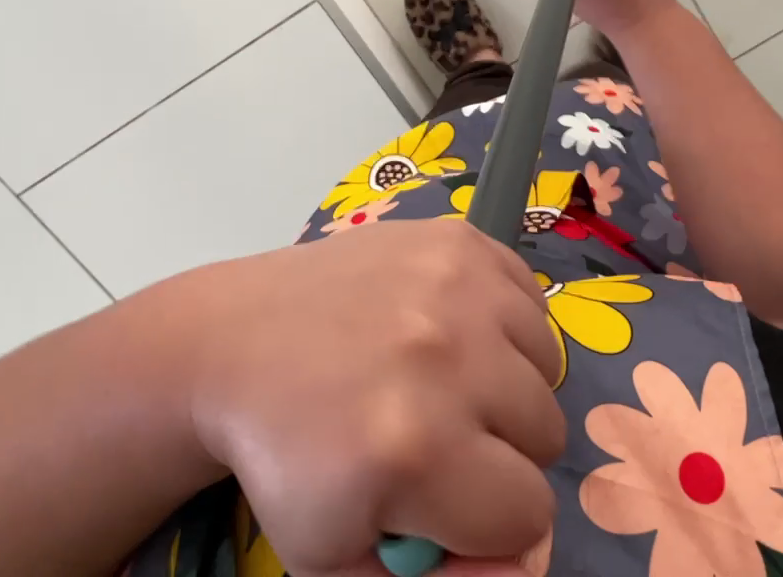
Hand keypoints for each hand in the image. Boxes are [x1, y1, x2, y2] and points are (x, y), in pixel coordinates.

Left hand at [185, 220, 563, 576]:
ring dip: (508, 381)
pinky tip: (449, 326)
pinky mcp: (457, 238)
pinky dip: (505, 322)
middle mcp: (448, 356)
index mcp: (416, 450)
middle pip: (546, 433)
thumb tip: (526, 563)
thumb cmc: (284, 456)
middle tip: (440, 431)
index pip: (528, 514)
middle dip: (502, 449)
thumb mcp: (338, 556)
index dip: (490, 521)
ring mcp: (458, 284)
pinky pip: (530, 296)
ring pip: (546, 362)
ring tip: (443, 375)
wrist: (235, 343)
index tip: (446, 498)